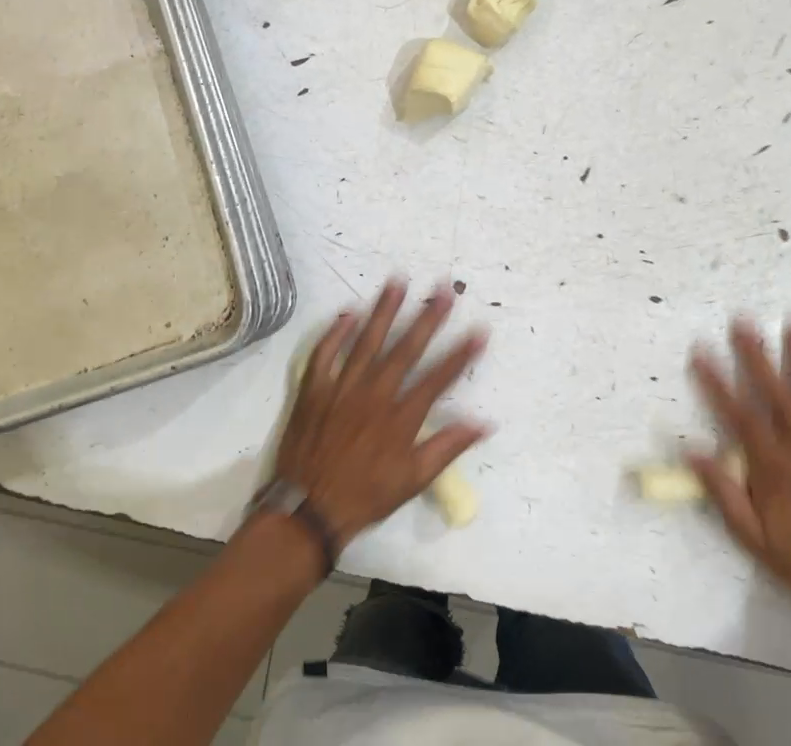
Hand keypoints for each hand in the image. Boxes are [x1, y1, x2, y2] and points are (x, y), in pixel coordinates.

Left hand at [275, 279, 488, 540]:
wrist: (308, 508)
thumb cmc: (365, 496)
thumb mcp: (413, 480)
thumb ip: (447, 447)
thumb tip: (483, 424)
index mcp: (401, 417)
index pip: (438, 377)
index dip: (461, 353)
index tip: (479, 330)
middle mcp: (374, 394)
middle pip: (406, 349)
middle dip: (427, 317)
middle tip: (443, 290)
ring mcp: (341, 388)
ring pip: (366, 341)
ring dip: (383, 311)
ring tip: (397, 282)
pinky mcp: (313, 389)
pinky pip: (324, 354)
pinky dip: (336, 332)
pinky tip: (349, 313)